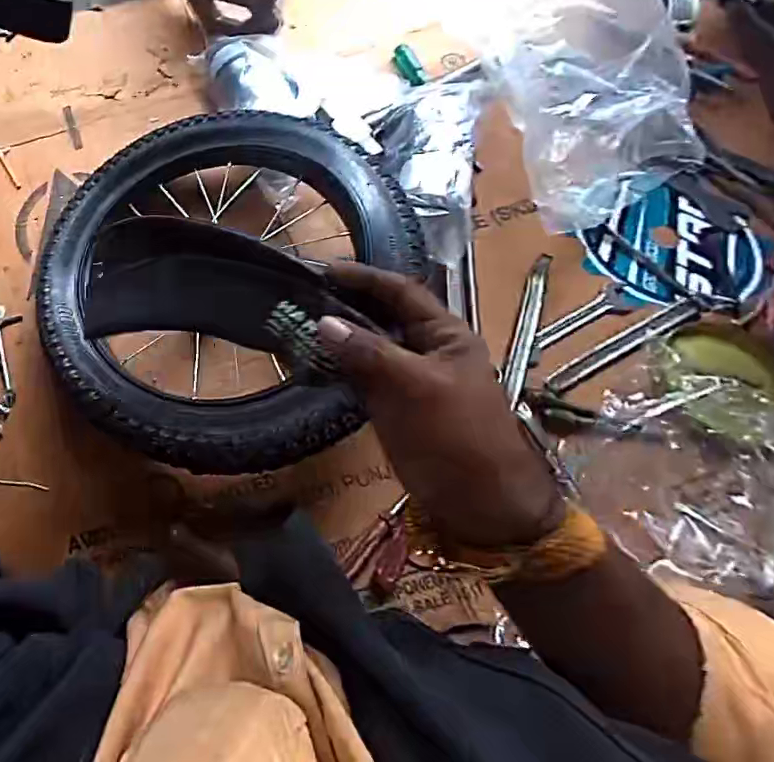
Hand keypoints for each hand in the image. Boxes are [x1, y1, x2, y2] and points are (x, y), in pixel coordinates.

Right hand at [315, 262, 563, 548]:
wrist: (479, 503)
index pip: (400, 292)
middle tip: (301, 291)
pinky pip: (355, 371)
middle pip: (378, 314)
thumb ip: (368, 351)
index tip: (324, 269)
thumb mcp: (417, 387)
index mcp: (444, 335)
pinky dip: (331, 361)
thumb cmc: (459, 436)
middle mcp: (422, 348)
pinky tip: (305, 355)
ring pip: (363, 342)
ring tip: (294, 319)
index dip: (364, 278)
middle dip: (342, 301)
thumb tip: (323, 322)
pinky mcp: (386, 400)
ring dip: (333, 332)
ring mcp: (403, 375)